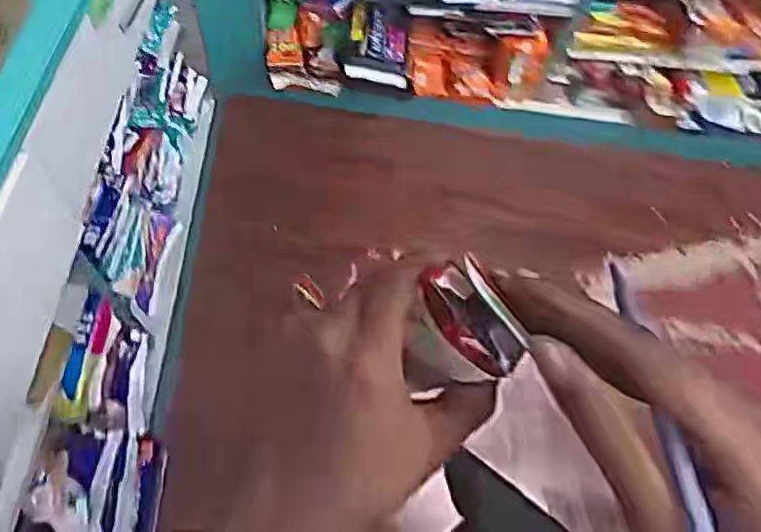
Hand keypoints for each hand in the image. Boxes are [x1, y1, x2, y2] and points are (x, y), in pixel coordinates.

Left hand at [221, 257, 501, 531]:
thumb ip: (463, 406)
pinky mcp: (272, 339)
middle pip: (366, 283)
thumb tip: (488, 376)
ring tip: (381, 335)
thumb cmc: (357, 480)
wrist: (285, 501)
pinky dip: (334, 323)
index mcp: (366, 354)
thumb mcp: (423, 449)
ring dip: (364, 306)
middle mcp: (325, 329)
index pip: (394, 281)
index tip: (442, 260)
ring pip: (337, 297)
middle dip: (396, 284)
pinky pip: (311, 314)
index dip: (420, 262)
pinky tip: (342, 354)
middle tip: (420, 301)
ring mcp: (292, 331)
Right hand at [497, 276, 760, 531]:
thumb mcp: (657, 524)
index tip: (515, 283)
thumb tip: (546, 349)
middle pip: (652, 354)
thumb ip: (605, 436)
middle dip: (574, 316)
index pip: (647, 358)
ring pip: (660, 364)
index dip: (574, 314)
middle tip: (510, 286)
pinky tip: (583, 344)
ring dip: (592, 334)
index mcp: (759, 448)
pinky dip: (622, 364)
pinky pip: (675, 387)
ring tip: (532, 305)